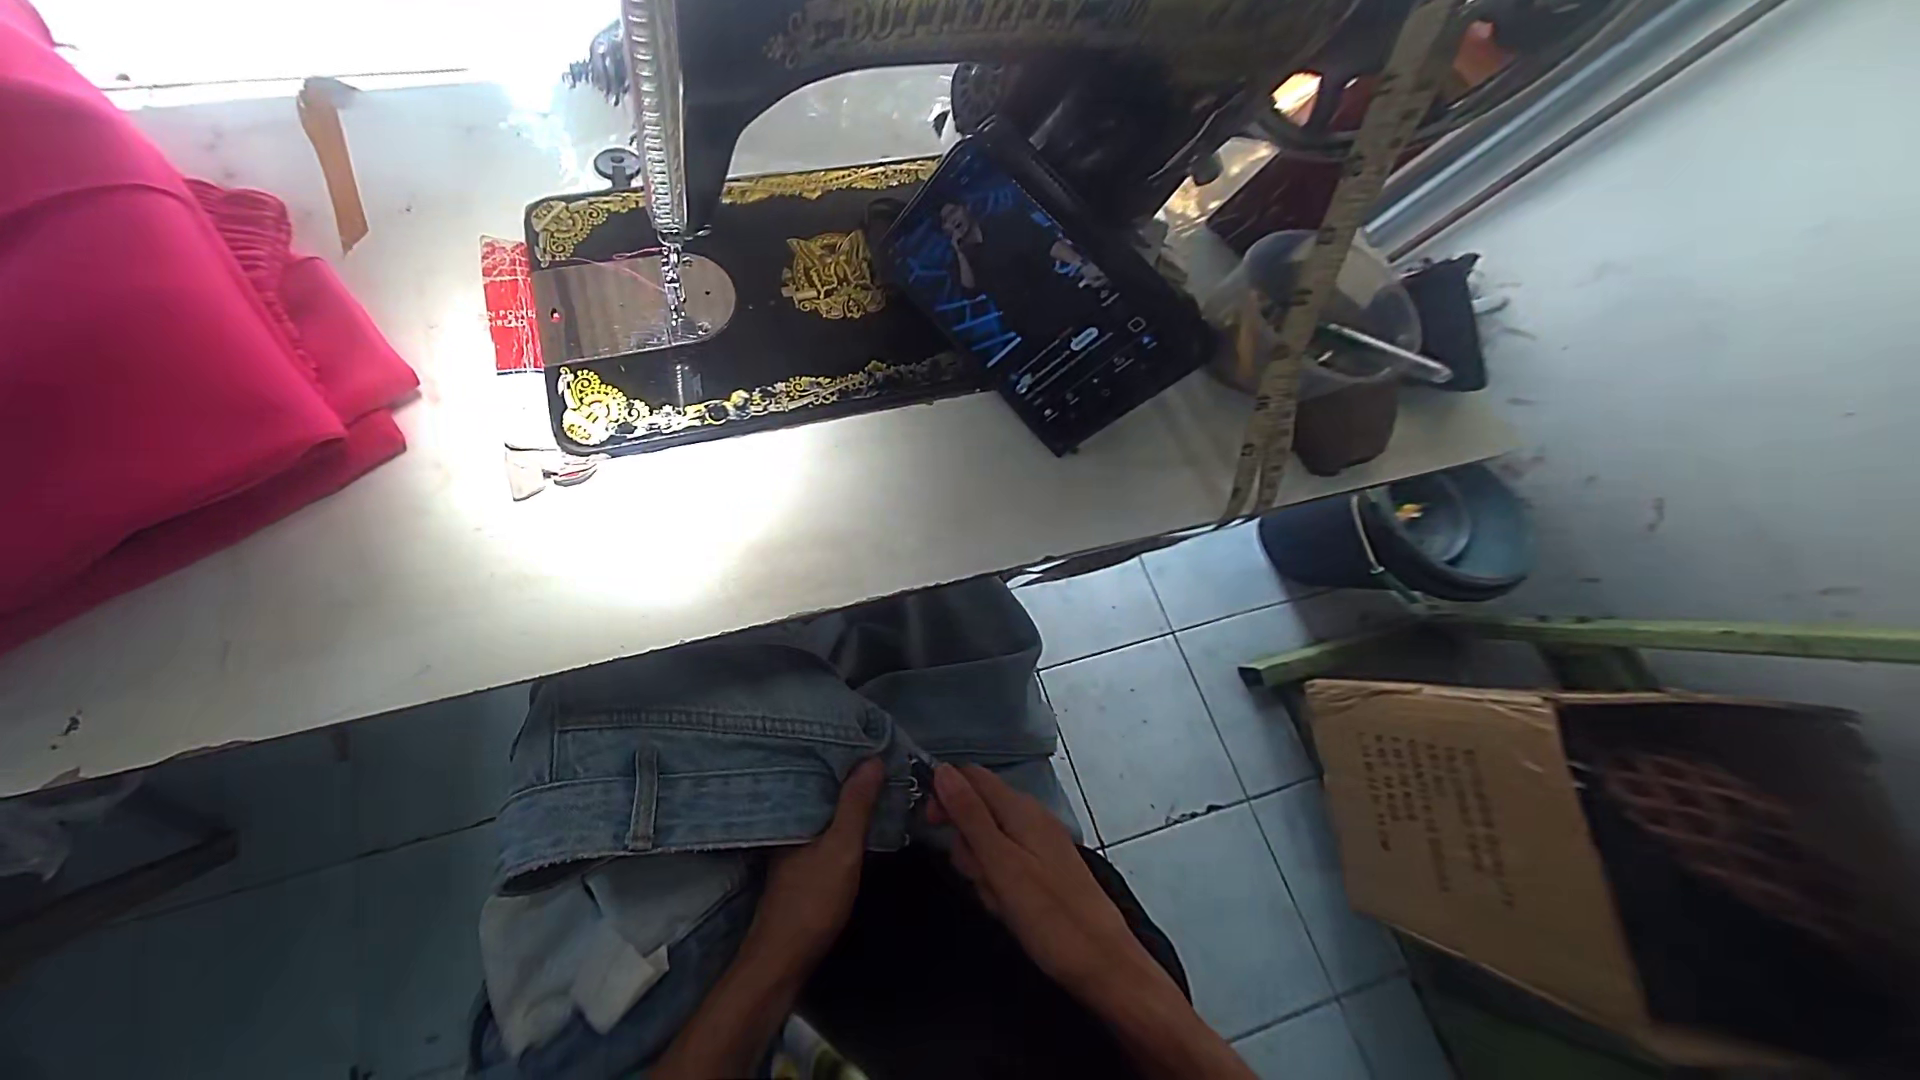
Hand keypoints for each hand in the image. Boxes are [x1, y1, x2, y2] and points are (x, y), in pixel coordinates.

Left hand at [741, 757, 884, 974]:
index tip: (866, 734)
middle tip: (875, 749)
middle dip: (843, 769)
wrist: (782, 962)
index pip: (816, 768)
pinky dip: (838, 815)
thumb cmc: (811, 901)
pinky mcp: (798, 861)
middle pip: (818, 786)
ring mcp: (791, 842)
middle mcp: (788, 821)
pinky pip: (822, 824)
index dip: (840, 751)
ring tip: (871, 774)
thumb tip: (871, 758)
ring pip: (821, 806)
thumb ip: (856, 806)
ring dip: (842, 793)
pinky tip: (855, 813)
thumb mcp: (842, 849)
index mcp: (793, 811)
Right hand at [927, 763, 1159, 995]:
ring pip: (989, 841)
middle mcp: (1031, 816)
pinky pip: (1007, 862)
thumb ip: (970, 815)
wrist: (1105, 964)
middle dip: (966, 843)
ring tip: (999, 899)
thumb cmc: (1049, 915)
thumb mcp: (1000, 863)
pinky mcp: (1045, 867)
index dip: (945, 793)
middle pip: (978, 810)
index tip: (932, 826)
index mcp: (1020, 808)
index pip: (971, 776)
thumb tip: (943, 769)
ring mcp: (1040, 841)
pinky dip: (999, 883)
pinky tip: (1009, 908)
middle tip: (980, 877)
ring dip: (982, 869)